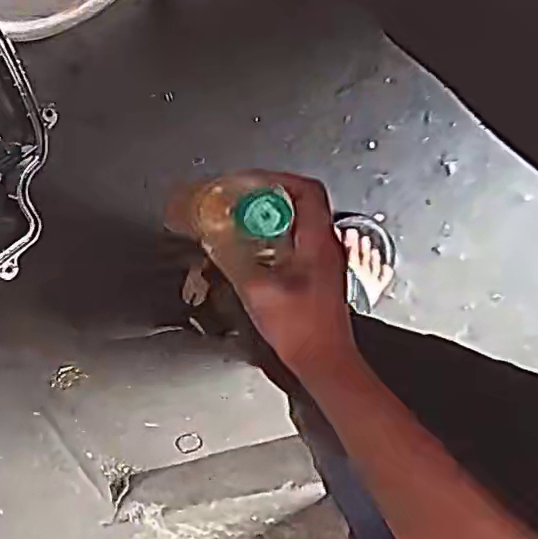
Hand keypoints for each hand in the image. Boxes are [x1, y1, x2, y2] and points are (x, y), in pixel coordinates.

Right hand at [205, 172, 359, 375]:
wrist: (323, 359)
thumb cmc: (300, 329)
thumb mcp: (257, 290)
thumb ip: (232, 260)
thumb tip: (212, 239)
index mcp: (317, 243)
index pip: (306, 191)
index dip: (276, 179)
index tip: (249, 182)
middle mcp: (325, 246)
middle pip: (300, 202)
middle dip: (266, 195)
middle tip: (238, 200)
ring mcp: (322, 259)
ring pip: (297, 221)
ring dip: (269, 215)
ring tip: (241, 221)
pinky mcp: (315, 272)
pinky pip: (294, 240)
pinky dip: (271, 235)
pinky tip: (251, 248)